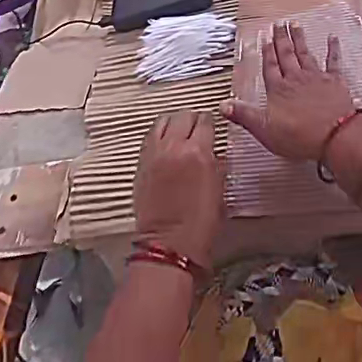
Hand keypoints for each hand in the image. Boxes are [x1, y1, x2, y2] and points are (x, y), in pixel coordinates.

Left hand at [133, 110, 222, 267]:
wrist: (170, 246)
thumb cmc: (201, 224)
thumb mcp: (219, 188)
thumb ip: (216, 162)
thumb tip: (213, 150)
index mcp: (199, 152)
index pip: (205, 121)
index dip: (210, 124)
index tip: (211, 129)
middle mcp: (175, 146)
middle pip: (184, 115)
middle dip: (192, 120)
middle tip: (197, 131)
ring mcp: (155, 153)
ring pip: (164, 120)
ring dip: (174, 124)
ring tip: (179, 134)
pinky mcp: (142, 162)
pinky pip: (151, 136)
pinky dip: (159, 135)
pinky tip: (166, 145)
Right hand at [223, 20, 355, 161]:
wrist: (335, 136)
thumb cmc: (300, 135)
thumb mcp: (265, 129)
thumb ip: (244, 115)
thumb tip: (223, 106)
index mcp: (279, 89)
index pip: (270, 66)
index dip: (267, 52)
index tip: (265, 38)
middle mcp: (296, 78)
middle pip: (286, 55)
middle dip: (281, 39)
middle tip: (278, 24)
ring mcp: (316, 77)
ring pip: (305, 53)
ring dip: (299, 39)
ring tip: (295, 24)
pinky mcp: (335, 82)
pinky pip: (333, 61)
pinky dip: (333, 48)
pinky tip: (332, 38)